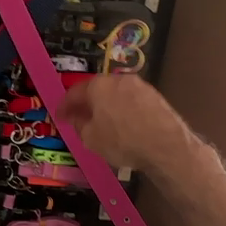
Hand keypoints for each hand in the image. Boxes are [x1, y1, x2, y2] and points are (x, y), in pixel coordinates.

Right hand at [58, 74, 203, 173]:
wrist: (166, 145)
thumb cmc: (122, 141)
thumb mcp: (91, 139)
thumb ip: (79, 126)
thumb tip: (78, 119)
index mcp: (98, 86)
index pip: (74, 93)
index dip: (64, 106)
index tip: (59, 117)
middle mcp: (118, 79)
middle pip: (96, 90)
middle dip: (86, 104)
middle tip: (79, 118)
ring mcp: (139, 86)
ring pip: (115, 94)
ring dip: (106, 106)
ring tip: (102, 123)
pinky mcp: (154, 96)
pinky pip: (131, 101)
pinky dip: (123, 110)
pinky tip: (123, 125)